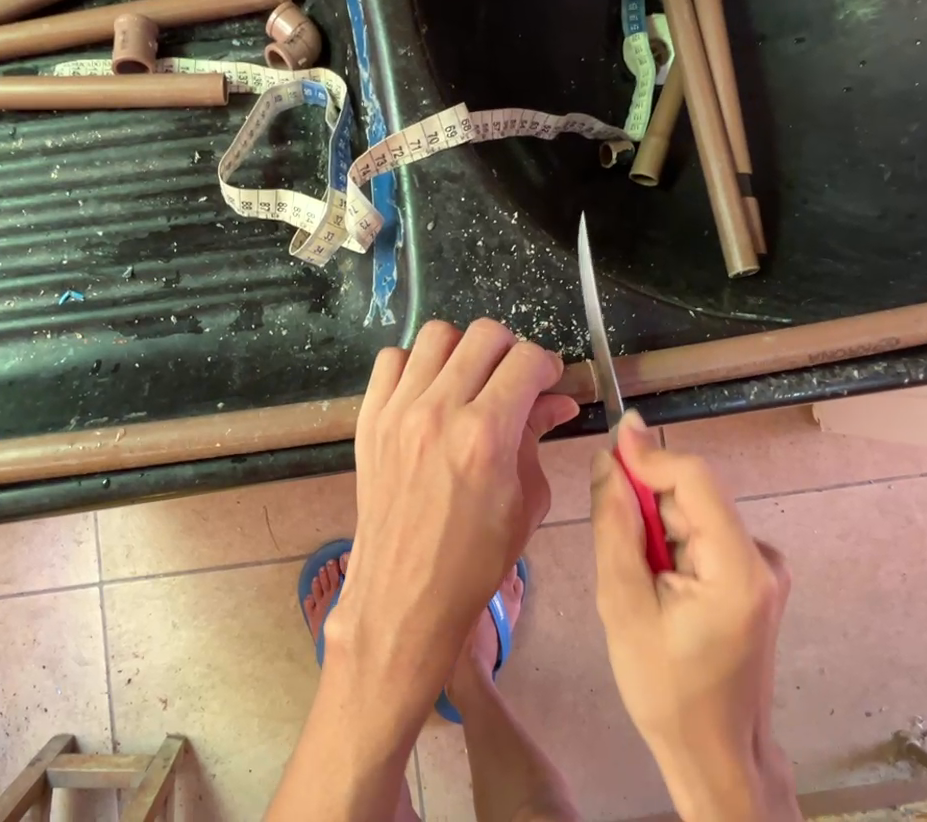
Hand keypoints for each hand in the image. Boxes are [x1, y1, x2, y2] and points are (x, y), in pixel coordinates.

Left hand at [324, 319, 579, 700]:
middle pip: (483, 334)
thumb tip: (557, 400)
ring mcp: (398, 411)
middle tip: (514, 380)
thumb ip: (537, 437)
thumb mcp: (526, 500)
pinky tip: (429, 391)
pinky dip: (416, 364)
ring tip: (471, 380)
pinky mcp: (369, 418)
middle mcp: (439, 411)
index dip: (546, 364)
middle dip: (510, 350)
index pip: (525, 360)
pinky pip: (392, 359)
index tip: (548, 381)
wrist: (405, 593)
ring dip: (463, 349)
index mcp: (486, 435)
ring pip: (436, 335)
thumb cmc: (476, 559)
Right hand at [590, 411, 797, 820]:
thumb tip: (607, 460)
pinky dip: (671, 549)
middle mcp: (762, 558)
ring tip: (637, 584)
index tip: (604, 445)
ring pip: (692, 517)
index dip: (648, 455)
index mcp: (738, 567)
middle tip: (613, 550)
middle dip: (645, 507)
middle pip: (691, 498)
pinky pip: (702, 538)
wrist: (715, 754)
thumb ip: (613, 525)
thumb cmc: (664, 689)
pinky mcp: (756, 579)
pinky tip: (658, 591)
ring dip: (655, 532)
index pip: (694, 478)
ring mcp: (764, 569)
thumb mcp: (621, 605)